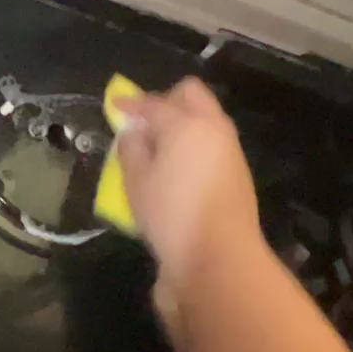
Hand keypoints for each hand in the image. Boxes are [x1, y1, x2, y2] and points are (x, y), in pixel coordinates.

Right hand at [111, 78, 262, 295]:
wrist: (220, 256)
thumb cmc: (170, 215)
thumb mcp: (136, 181)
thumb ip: (131, 148)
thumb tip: (133, 131)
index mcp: (185, 124)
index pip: (153, 103)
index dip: (130, 103)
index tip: (114, 104)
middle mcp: (212, 128)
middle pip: (191, 95)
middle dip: (165, 100)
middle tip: (143, 122)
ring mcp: (230, 149)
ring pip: (205, 117)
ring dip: (182, 121)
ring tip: (157, 147)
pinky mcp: (237, 171)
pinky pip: (212, 142)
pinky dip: (193, 143)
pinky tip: (177, 167)